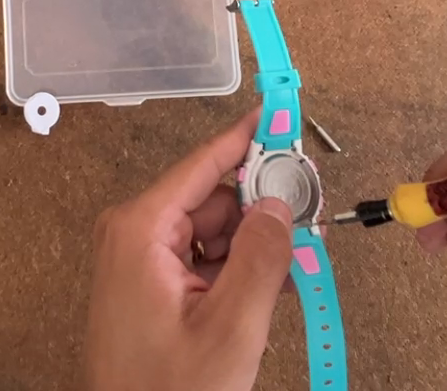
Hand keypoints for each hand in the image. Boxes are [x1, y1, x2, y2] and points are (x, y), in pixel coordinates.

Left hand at [84, 111, 296, 390]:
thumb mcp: (228, 331)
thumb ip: (260, 260)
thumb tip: (280, 203)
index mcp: (141, 227)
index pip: (203, 162)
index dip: (246, 137)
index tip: (279, 114)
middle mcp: (135, 230)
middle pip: (213, 197)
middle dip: (261, 205)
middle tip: (311, 215)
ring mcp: (140, 256)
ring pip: (212, 228)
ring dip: (254, 242)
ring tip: (296, 259)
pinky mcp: (149, 281)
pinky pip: (201, 255)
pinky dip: (236, 265)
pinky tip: (269, 282)